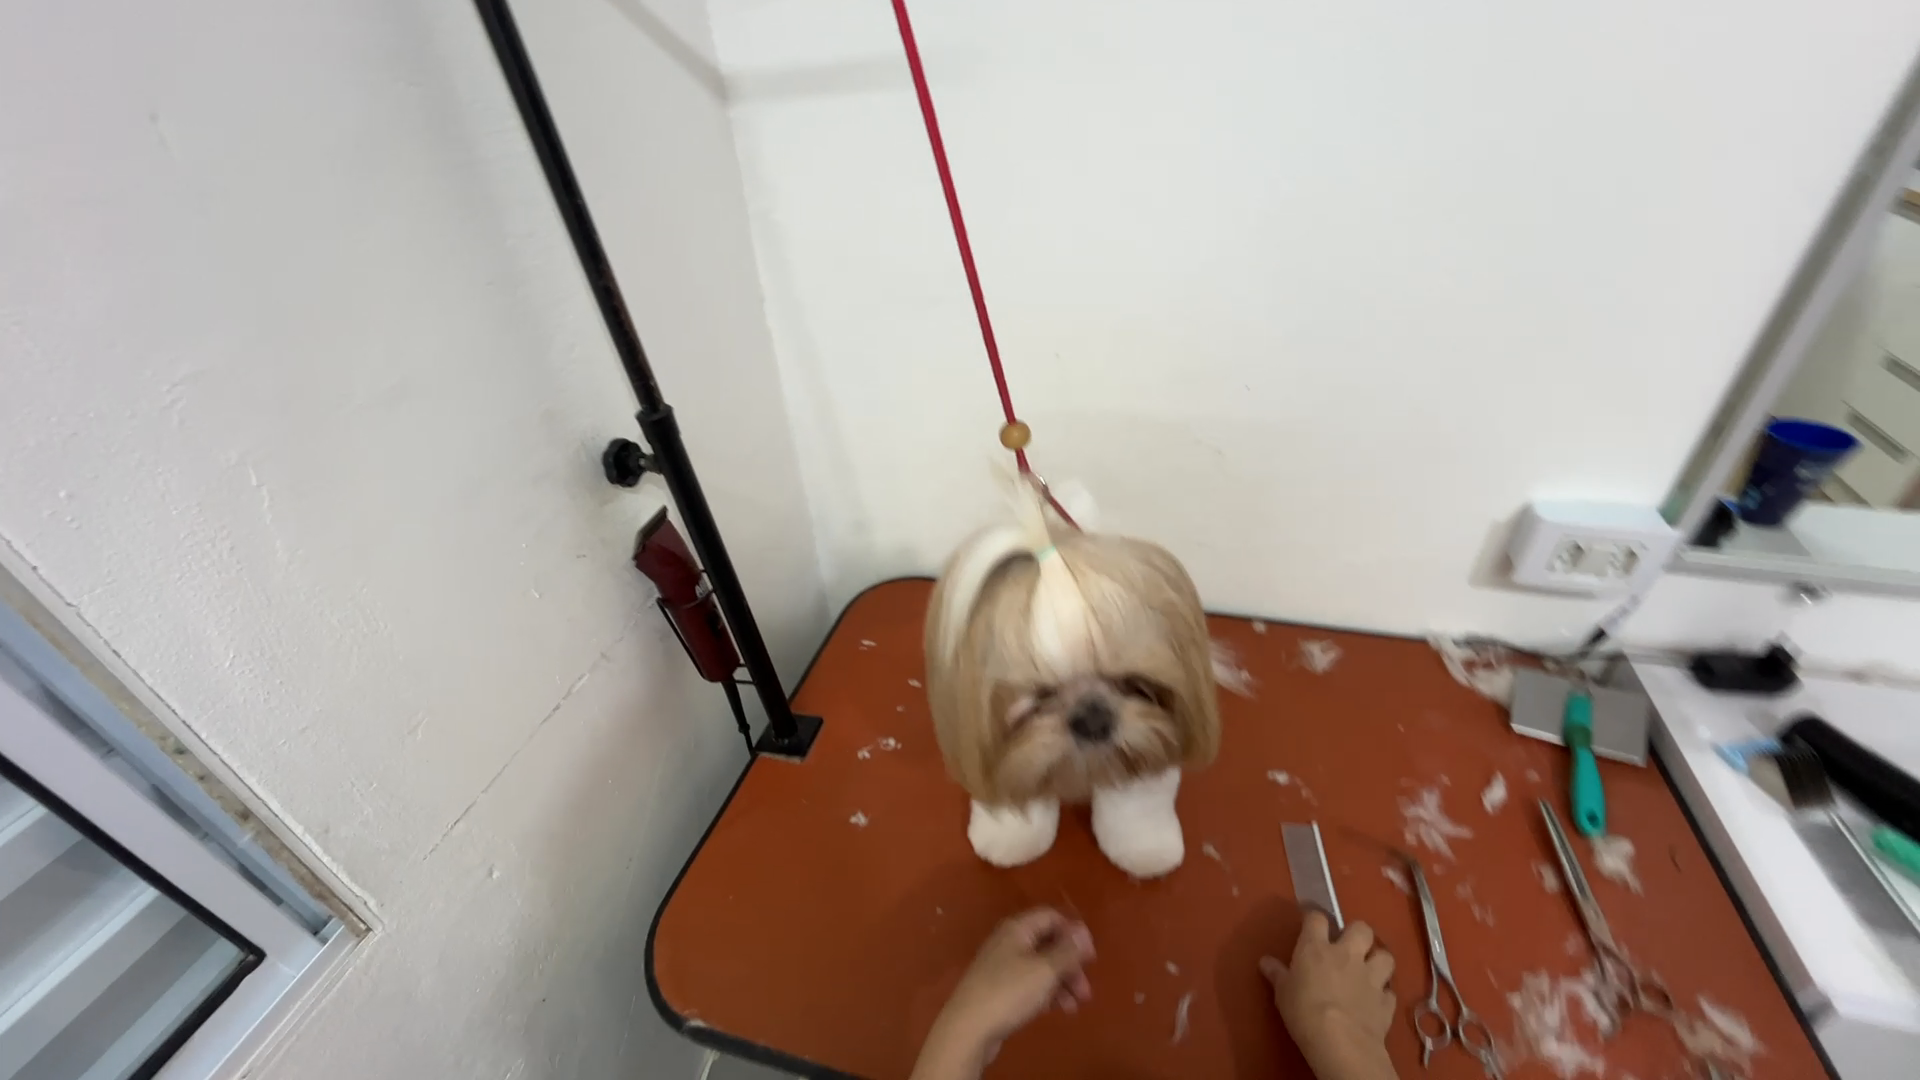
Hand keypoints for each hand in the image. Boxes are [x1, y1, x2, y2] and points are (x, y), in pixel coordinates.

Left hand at [911, 909, 1095, 1079]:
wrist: (969, 1027)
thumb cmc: (1009, 991)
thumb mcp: (1044, 970)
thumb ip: (1067, 950)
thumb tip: (1083, 930)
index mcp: (1018, 928)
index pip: (1051, 917)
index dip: (1073, 932)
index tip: (1091, 957)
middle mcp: (1010, 940)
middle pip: (1048, 942)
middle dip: (1070, 963)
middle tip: (1086, 989)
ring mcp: (1003, 964)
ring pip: (1041, 964)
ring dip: (1062, 981)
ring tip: (1076, 1005)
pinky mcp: (1001, 987)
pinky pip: (1030, 982)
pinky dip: (1047, 991)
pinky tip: (1059, 1009)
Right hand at [1261, 913, 1398, 1079]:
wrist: (1341, 1044)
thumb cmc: (1304, 1011)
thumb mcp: (1282, 992)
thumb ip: (1276, 974)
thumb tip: (1265, 961)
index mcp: (1316, 947)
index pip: (1317, 918)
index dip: (1314, 917)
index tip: (1310, 923)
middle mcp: (1347, 955)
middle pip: (1362, 928)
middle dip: (1358, 934)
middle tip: (1348, 946)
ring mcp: (1370, 978)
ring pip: (1385, 956)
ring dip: (1378, 960)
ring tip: (1369, 969)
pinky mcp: (1386, 1003)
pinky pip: (1390, 992)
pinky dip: (1384, 994)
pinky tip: (1375, 1000)